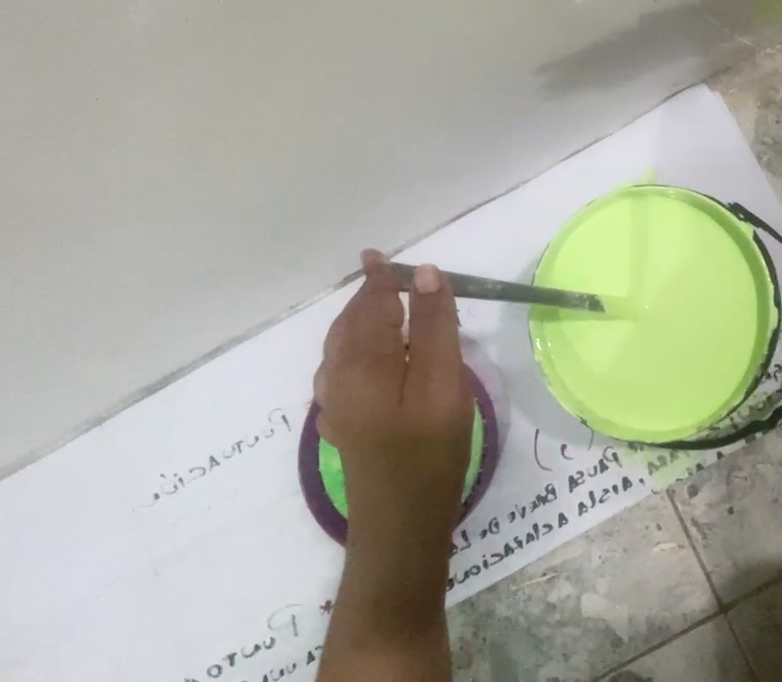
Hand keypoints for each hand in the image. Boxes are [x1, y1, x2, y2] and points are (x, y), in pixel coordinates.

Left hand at [315, 252, 467, 679]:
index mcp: (362, 362)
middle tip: (391, 277)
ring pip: (344, 347)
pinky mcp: (346, 424)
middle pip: (351, 324)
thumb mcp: (442, 383)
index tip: (379, 255)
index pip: (371, 305)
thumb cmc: (428, 452)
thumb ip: (435, 327)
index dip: (379, 278)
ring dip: (362, 321)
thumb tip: (425, 274)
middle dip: (368, 298)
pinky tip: (376, 357)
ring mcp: (339, 404)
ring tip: (385, 307)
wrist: (401, 527)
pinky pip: (345, 368)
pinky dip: (360, 346)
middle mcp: (340, 378)